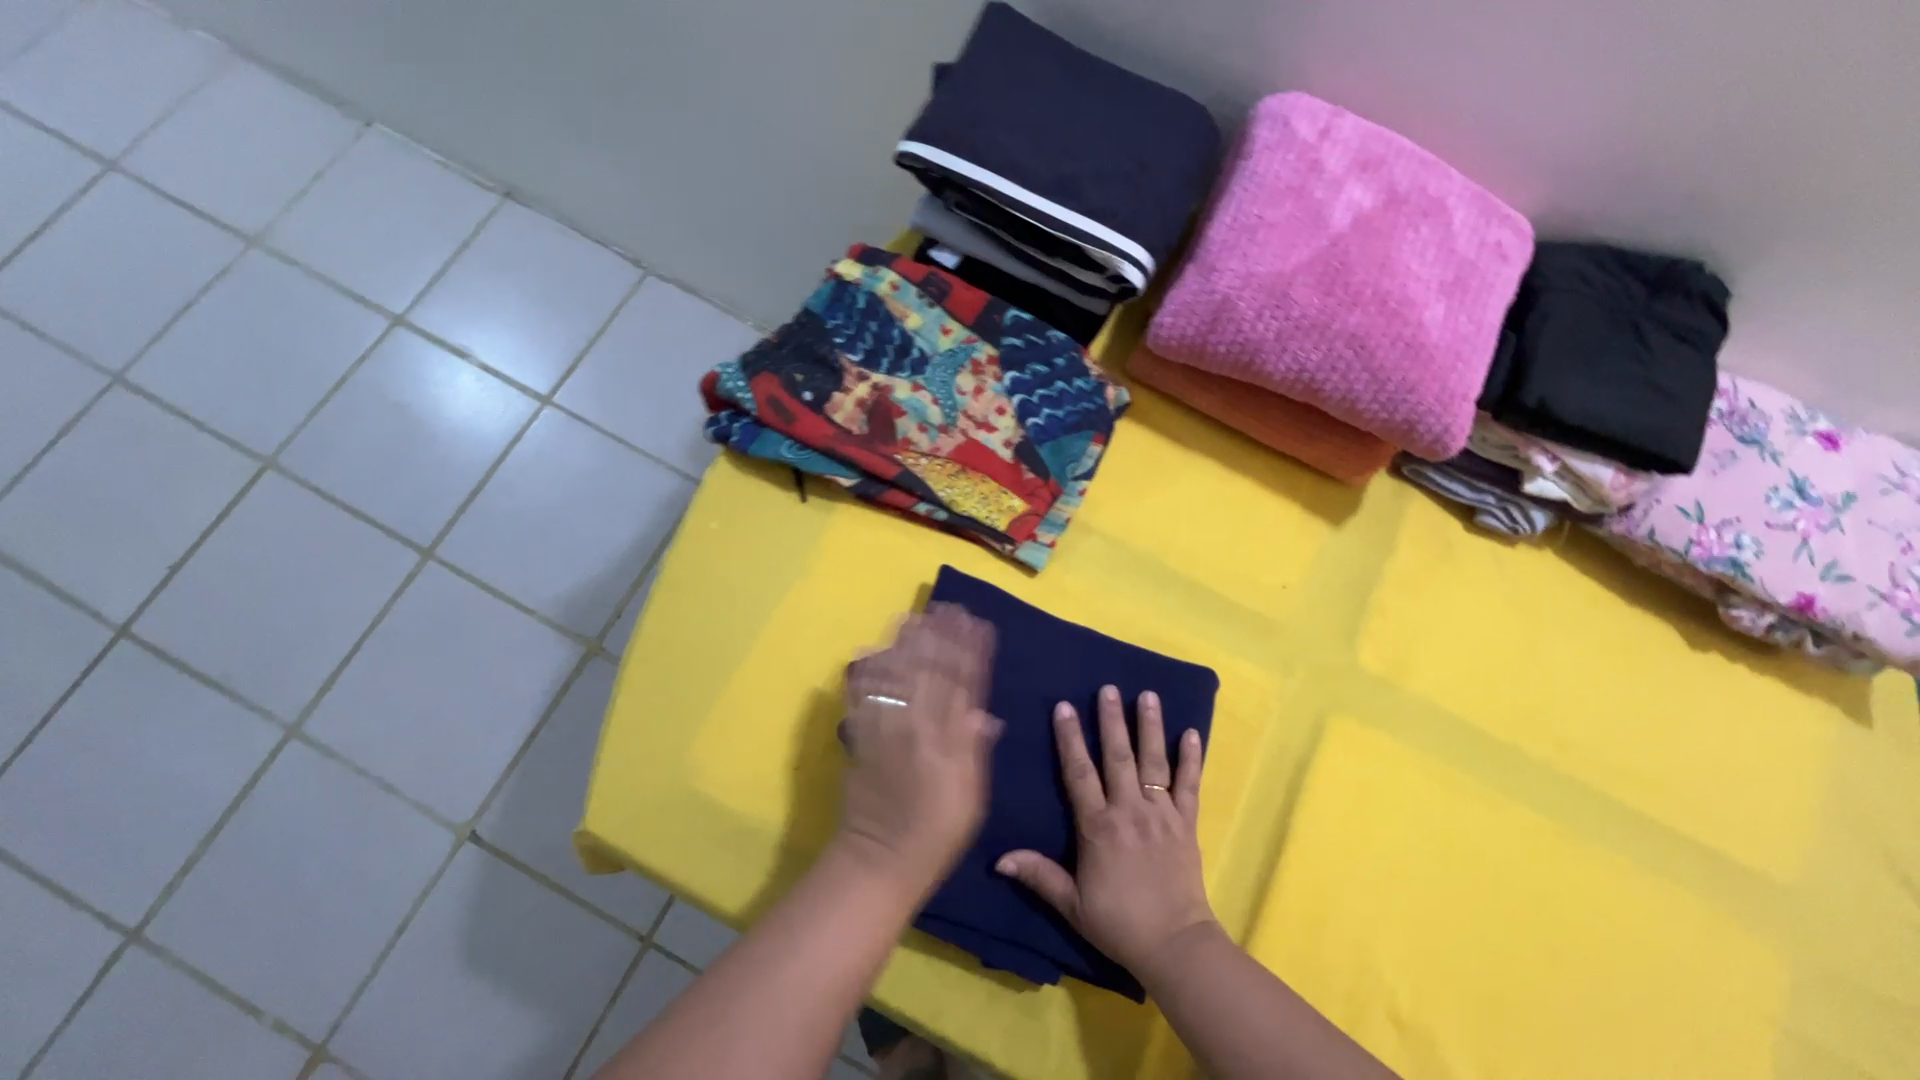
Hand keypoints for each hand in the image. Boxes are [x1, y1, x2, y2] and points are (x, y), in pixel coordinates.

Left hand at [836, 604, 1000, 897]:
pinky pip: (864, 697)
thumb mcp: (971, 796)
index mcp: (949, 741)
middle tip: (946, 607)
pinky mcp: (859, 739)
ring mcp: (885, 731)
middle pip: (930, 672)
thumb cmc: (936, 833)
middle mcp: (917, 728)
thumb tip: (985, 715)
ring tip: (913, 618)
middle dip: (940, 637)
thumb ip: (975, 752)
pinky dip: (869, 672)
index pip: (963, 684)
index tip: (977, 623)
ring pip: (898, 677)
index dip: (970, 651)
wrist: (881, 859)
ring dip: (906, 645)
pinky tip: (872, 652)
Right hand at [996, 685, 1215, 976]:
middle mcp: (1129, 811)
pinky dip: (1192, 758)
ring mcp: (1162, 815)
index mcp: (1098, 827)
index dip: (1070, 739)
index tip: (1065, 707)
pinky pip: (1190, 784)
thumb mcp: (1072, 903)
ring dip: (1149, 727)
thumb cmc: (1118, 923)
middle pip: (1118, 757)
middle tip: (1108, 688)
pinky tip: (1192, 732)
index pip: (1079, 773)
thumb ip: (1039, 875)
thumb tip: (999, 858)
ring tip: (1147, 695)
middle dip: (1111, 720)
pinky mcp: (1187, 824)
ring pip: (1154, 762)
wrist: (1174, 944)